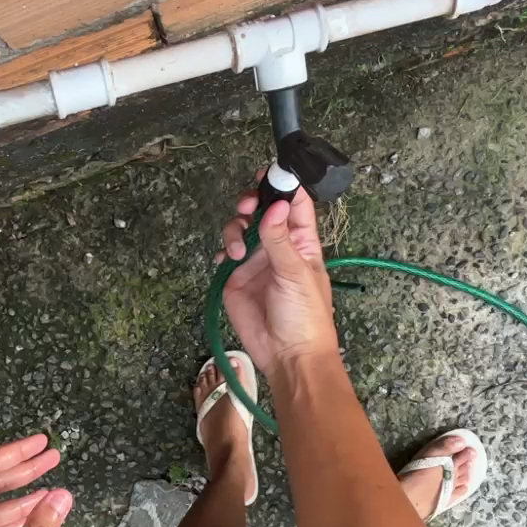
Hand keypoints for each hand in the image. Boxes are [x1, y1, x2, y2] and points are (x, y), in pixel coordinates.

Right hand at [219, 171, 338, 379]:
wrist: (287, 354)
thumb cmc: (305, 315)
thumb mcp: (296, 273)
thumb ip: (280, 239)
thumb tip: (274, 205)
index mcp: (301, 241)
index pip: (293, 204)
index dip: (282, 185)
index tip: (268, 172)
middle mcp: (277, 246)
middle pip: (261, 210)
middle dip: (251, 203)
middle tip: (246, 207)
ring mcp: (255, 261)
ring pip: (239, 229)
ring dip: (233, 230)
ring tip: (235, 251)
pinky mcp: (235, 278)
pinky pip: (224, 254)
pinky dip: (221, 251)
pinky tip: (225, 261)